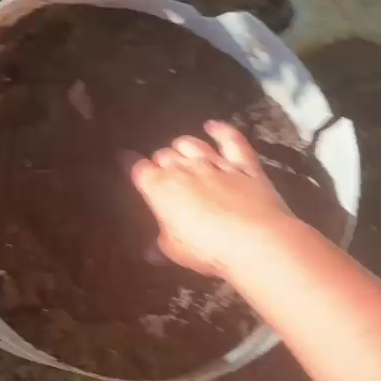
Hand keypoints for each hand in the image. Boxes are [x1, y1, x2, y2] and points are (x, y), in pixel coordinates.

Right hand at [126, 121, 300, 279]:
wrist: (256, 241)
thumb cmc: (206, 249)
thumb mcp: (174, 251)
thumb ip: (159, 246)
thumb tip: (149, 254)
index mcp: (158, 187)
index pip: (136, 167)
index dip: (129, 163)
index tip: (124, 159)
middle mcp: (183, 168)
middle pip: (164, 154)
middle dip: (160, 160)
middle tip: (161, 170)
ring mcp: (214, 163)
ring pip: (191, 143)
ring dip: (183, 146)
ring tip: (181, 151)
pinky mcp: (244, 166)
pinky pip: (231, 141)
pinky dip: (222, 131)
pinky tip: (213, 126)